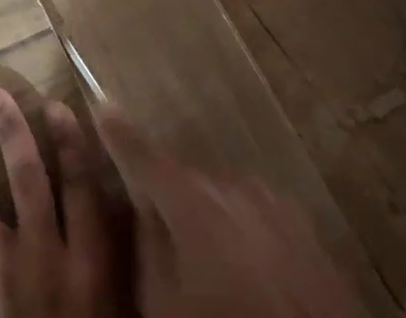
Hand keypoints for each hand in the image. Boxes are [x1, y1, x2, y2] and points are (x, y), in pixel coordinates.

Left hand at [0, 88, 129, 317]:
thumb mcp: (126, 295)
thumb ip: (120, 245)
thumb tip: (118, 190)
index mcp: (91, 261)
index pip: (81, 187)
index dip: (70, 143)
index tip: (55, 105)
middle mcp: (45, 261)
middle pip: (26, 185)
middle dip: (11, 136)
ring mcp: (6, 280)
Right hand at [97, 109, 362, 317]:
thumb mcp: (162, 298)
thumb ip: (146, 242)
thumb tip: (142, 206)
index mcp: (191, 200)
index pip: (144, 155)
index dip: (119, 133)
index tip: (102, 108)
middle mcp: (232, 187)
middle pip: (186, 177)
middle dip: (170, 193)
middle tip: (160, 224)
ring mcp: (273, 203)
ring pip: (223, 193)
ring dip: (209, 210)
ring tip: (206, 254)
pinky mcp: (304, 226)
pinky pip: (257, 212)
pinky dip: (243, 226)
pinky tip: (246, 263)